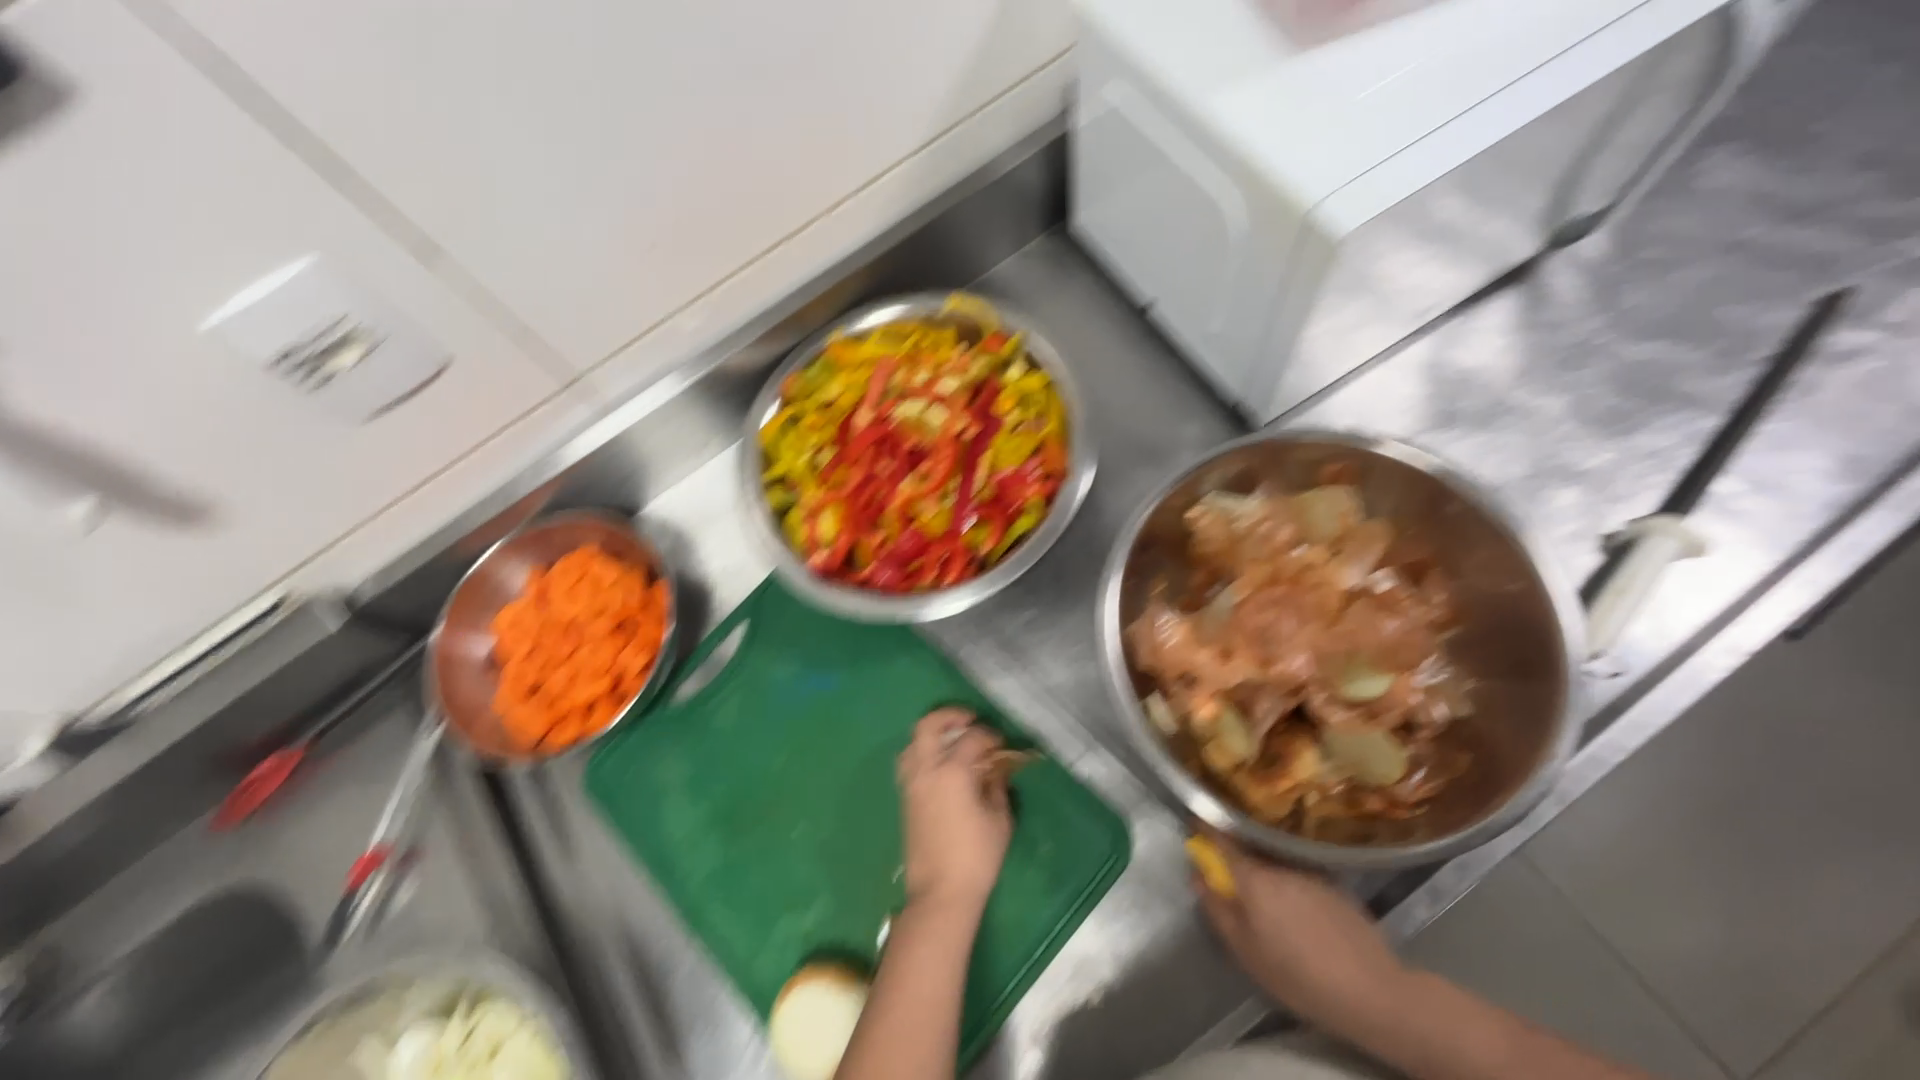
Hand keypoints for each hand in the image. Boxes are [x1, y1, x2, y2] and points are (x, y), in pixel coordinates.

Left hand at [896, 707, 1012, 915]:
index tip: (1002, 743)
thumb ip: (997, 786)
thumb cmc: (977, 857)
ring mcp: (911, 784)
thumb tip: (997, 770)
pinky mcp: (905, 799)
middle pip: (928, 726)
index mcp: (952, 772)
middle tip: (969, 719)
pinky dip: (923, 753)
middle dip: (949, 716)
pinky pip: (909, 763)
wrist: (940, 892)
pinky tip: (942, 766)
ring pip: (913, 743)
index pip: (971, 738)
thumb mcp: (999, 819)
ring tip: (953, 741)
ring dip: (932, 735)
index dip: (990, 735)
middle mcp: (926, 771)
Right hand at [1194, 834, 1407, 1034]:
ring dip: (1266, 873)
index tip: (1195, 823)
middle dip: (1236, 857)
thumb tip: (1198, 876)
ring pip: (1279, 865)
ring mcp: (1312, 874)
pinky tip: (1300, 916)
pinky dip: (1292, 887)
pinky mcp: (1336, 887)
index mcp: (1255, 879)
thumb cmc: (1296, 974)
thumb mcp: (1245, 950)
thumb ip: (1217, 909)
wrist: (1370, 990)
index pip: (1223, 840)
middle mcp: (1282, 866)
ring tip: (1267, 904)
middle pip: (1252, 852)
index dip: (1206, 829)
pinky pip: (1301, 878)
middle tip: (1229, 878)